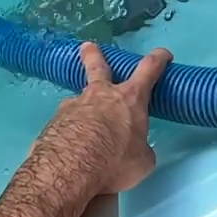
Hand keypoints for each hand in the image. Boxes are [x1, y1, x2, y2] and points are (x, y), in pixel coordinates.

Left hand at [35, 42, 171, 193]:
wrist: (69, 170)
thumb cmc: (115, 161)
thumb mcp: (141, 161)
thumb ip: (139, 150)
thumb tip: (135, 151)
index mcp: (130, 99)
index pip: (149, 70)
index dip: (158, 60)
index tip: (163, 54)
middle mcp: (101, 95)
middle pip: (98, 66)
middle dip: (94, 55)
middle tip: (88, 47)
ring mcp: (74, 106)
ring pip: (79, 99)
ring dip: (82, 105)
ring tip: (81, 122)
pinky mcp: (53, 122)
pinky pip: (65, 122)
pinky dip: (69, 128)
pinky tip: (68, 143)